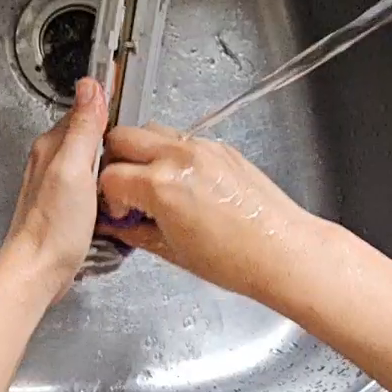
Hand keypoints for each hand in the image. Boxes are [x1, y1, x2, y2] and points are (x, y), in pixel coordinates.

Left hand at [0, 77, 109, 302]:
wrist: (38, 271)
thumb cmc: (54, 227)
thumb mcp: (74, 169)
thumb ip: (83, 128)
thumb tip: (90, 85)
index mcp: (52, 145)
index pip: (85, 110)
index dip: (109, 107)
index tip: (131, 103)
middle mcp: (51, 160)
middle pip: (90, 137)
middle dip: (113, 139)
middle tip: (136, 148)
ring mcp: (57, 184)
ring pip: (92, 162)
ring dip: (111, 165)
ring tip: (129, 173)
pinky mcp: (64, 205)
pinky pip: (91, 186)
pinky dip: (106, 187)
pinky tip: (115, 198)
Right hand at [97, 125, 327, 308]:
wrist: (283, 251)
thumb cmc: (235, 260)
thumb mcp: (170, 251)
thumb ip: (134, 232)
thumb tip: (116, 226)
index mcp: (160, 185)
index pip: (108, 176)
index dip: (107, 197)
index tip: (118, 212)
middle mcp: (178, 157)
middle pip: (121, 137)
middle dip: (114, 162)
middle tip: (122, 188)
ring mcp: (201, 147)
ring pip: (150, 131)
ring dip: (140, 152)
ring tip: (149, 183)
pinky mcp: (220, 148)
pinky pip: (180, 139)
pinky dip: (169, 154)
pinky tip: (179, 182)